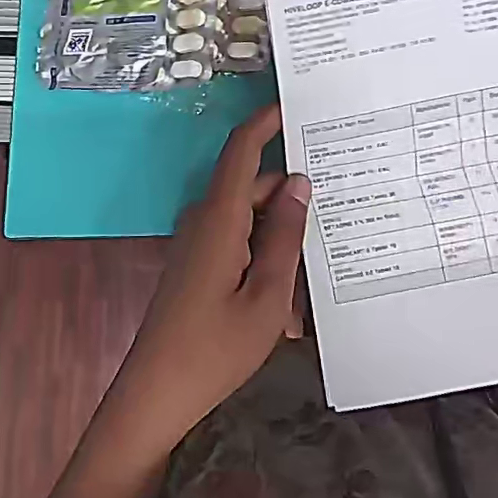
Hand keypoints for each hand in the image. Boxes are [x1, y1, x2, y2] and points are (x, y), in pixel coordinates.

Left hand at [104, 104, 310, 446]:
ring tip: (316, 278)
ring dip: (280, 239)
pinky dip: (263, 258)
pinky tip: (288, 299)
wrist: (157, 391)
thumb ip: (284, 236)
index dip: (265, 123)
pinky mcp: (195, 264)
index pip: (241, 152)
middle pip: (253, 189)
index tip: (294, 106)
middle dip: (292, 200)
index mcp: (219, 218)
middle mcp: (204, 221)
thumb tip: (300, 184)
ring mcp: (196, 243)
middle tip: (340, 215)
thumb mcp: (268, 296)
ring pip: (249, 220)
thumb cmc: (216, 348)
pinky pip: (237, 243)